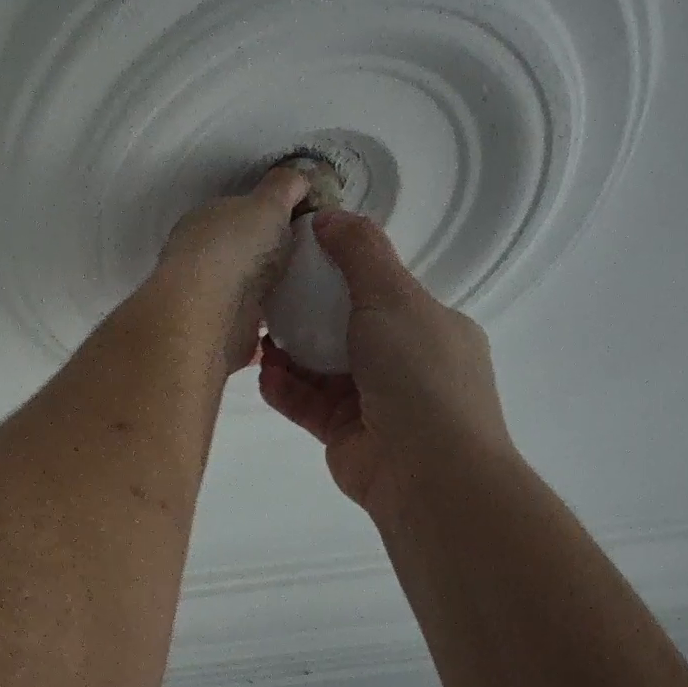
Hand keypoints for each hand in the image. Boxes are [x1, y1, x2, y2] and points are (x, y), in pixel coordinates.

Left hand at [156, 168, 310, 370]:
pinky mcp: (217, 333)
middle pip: (241, 251)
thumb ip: (284, 187)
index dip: (269, 215)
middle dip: (271, 255)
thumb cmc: (236, 247)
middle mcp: (198, 257)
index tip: (303, 224)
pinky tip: (293, 322)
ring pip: (243, 289)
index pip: (237, 212)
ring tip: (309, 291)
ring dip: (268, 291)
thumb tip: (298, 175)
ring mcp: (205, 297)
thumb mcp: (268, 202)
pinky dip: (267, 323)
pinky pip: (249, 323)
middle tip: (313, 259)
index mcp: (203, 220)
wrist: (209, 314)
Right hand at [258, 210, 515, 511]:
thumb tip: (329, 214)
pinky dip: (284, 387)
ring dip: (288, 352)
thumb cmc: (418, 374)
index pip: (382, 290)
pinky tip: (262, 374)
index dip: (341, 272)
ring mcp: (375, 402)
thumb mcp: (393, 297)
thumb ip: (360, 253)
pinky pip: (307, 402)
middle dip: (306, 313)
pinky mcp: (345, 434)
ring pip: (321, 367)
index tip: (299, 258)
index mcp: (430, 326)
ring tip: (256, 336)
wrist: (428, 472)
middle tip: (267, 297)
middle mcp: (405, 363)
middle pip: (346, 328)